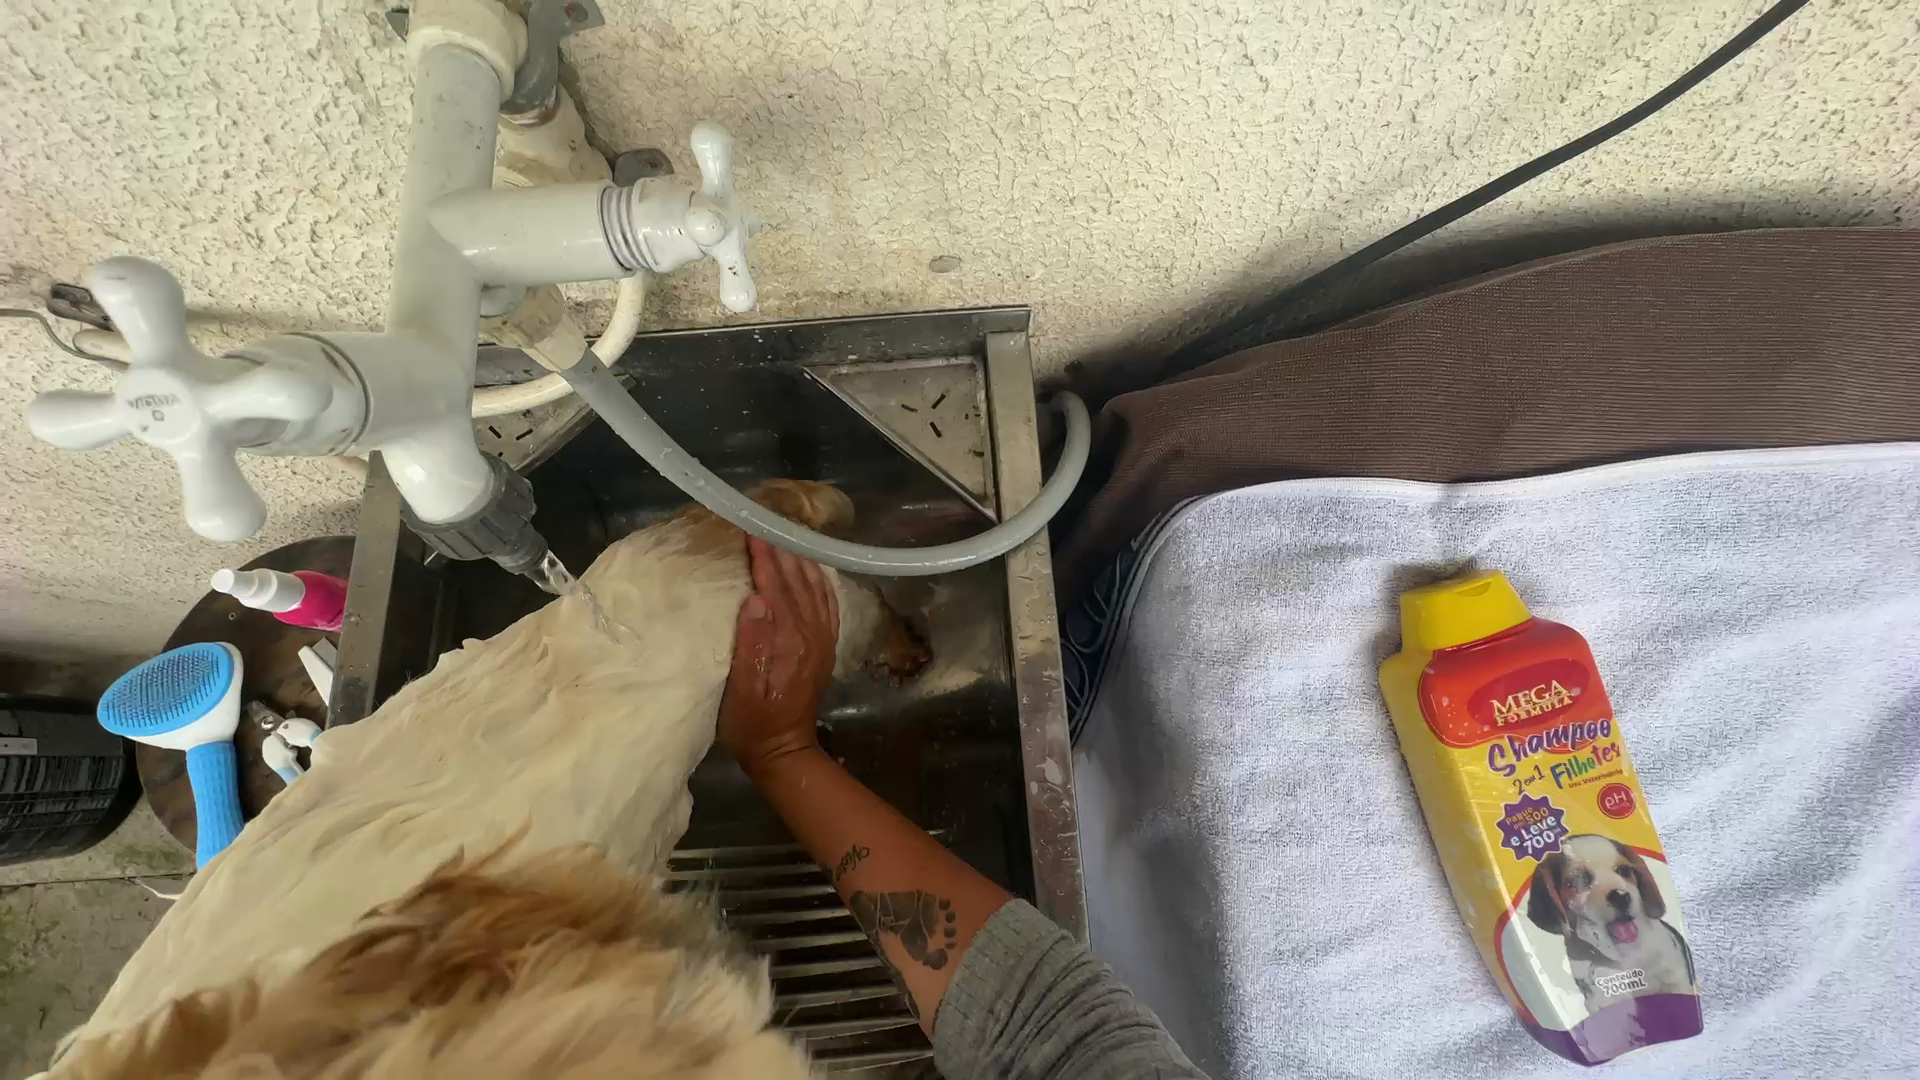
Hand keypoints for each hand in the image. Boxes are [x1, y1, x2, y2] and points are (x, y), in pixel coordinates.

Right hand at [719, 536, 839, 775]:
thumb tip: (757, 598)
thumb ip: (750, 643)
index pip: (777, 587)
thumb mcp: (740, 689)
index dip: (764, 558)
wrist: (784, 750)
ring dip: (801, 560)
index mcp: (790, 640)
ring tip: (787, 536)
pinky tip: (812, 569)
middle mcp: (812, 634)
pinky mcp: (826, 646)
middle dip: (782, 550)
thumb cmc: (751, 723)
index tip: (752, 531)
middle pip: (797, 582)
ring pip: (815, 588)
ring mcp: (823, 639)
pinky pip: (827, 604)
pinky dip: (819, 580)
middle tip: (766, 523)